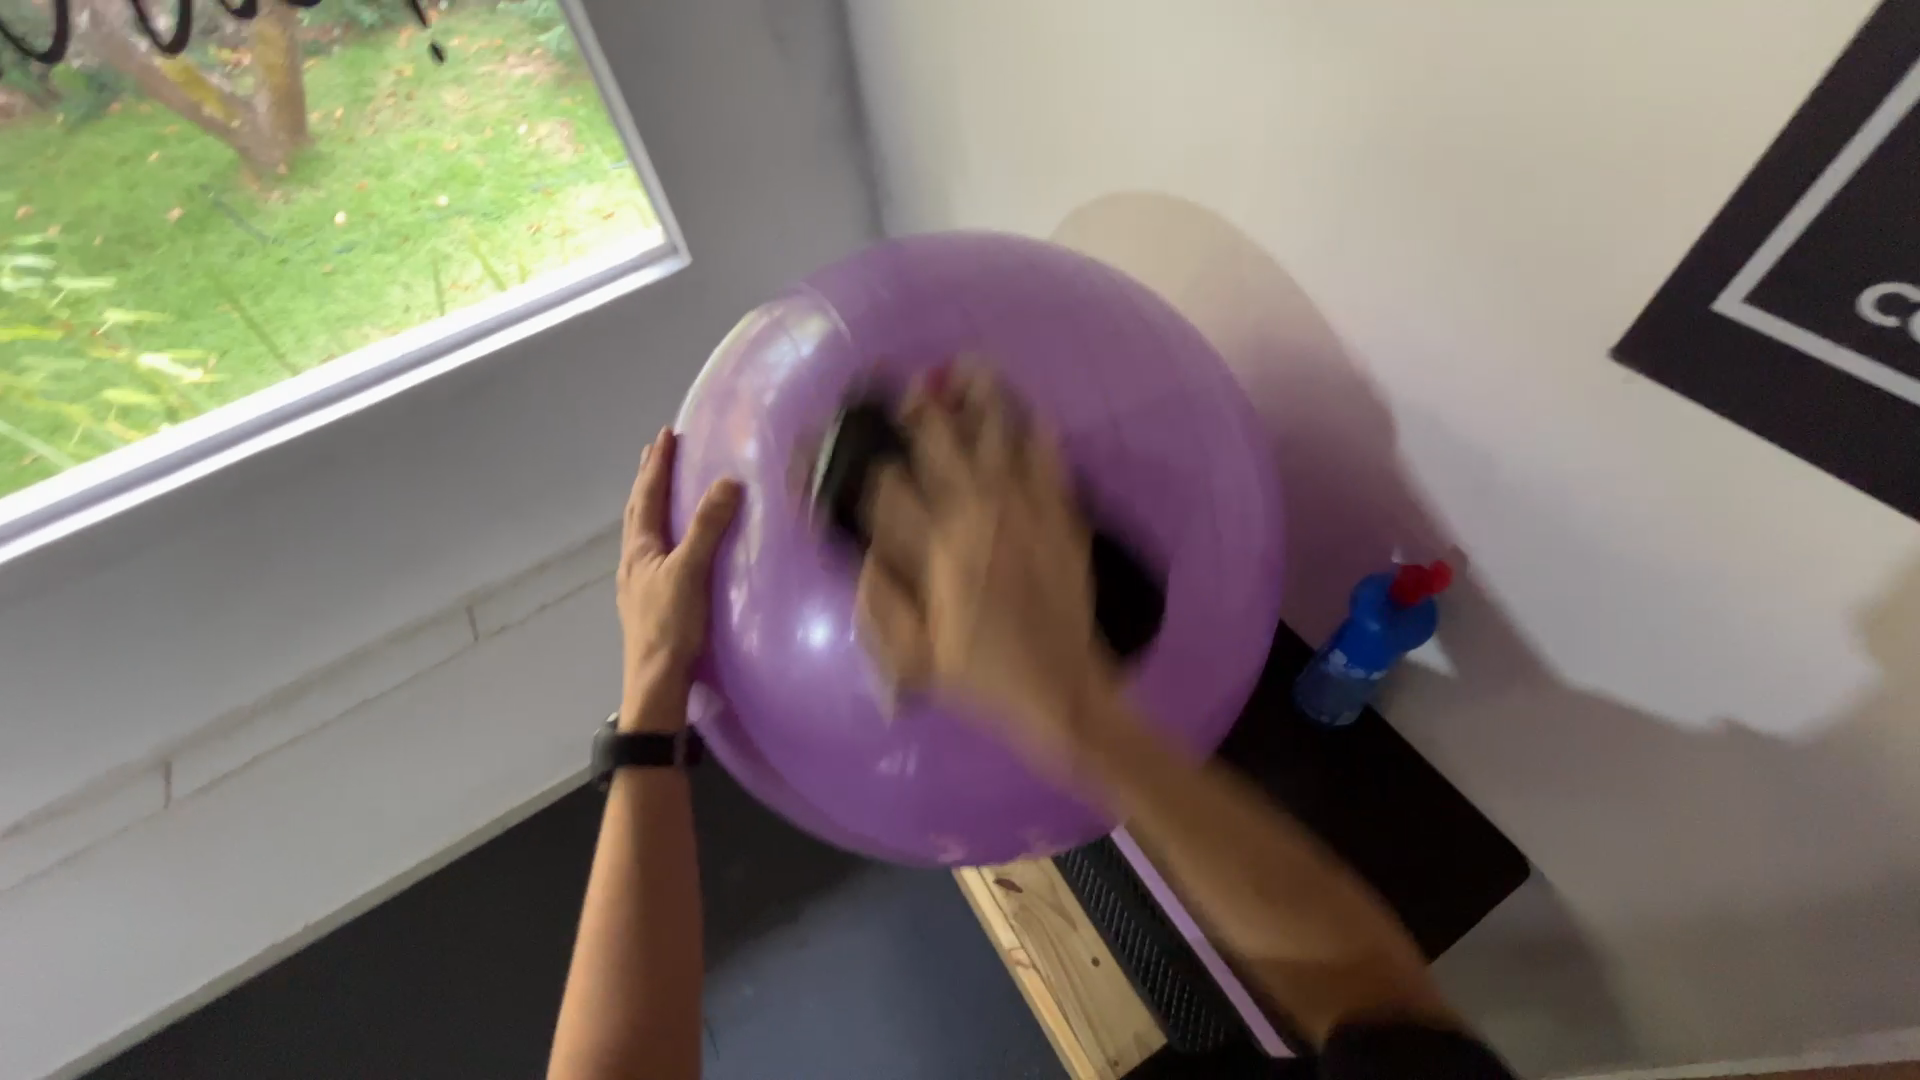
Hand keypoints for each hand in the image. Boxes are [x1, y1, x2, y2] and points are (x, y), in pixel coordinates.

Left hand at [616, 427, 741, 731]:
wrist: (657, 682)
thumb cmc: (671, 625)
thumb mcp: (691, 571)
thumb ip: (707, 527)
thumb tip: (727, 482)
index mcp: (639, 549)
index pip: (647, 496)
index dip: (657, 465)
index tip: (666, 434)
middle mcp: (633, 560)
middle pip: (638, 510)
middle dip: (649, 480)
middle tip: (658, 452)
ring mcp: (638, 582)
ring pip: (642, 532)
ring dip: (652, 505)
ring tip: (662, 489)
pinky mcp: (649, 600)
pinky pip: (653, 551)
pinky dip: (661, 532)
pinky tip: (670, 544)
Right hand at [855, 364, 1116, 763]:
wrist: (1062, 690)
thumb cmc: (983, 676)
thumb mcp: (914, 658)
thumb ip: (880, 603)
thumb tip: (863, 558)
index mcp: (936, 553)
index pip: (886, 488)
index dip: (859, 459)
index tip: (846, 436)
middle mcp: (977, 519)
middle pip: (941, 445)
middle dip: (920, 411)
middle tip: (910, 387)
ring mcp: (1025, 513)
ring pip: (998, 438)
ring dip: (979, 400)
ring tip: (966, 369)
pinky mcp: (1062, 518)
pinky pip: (1049, 461)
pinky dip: (1036, 432)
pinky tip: (1027, 412)